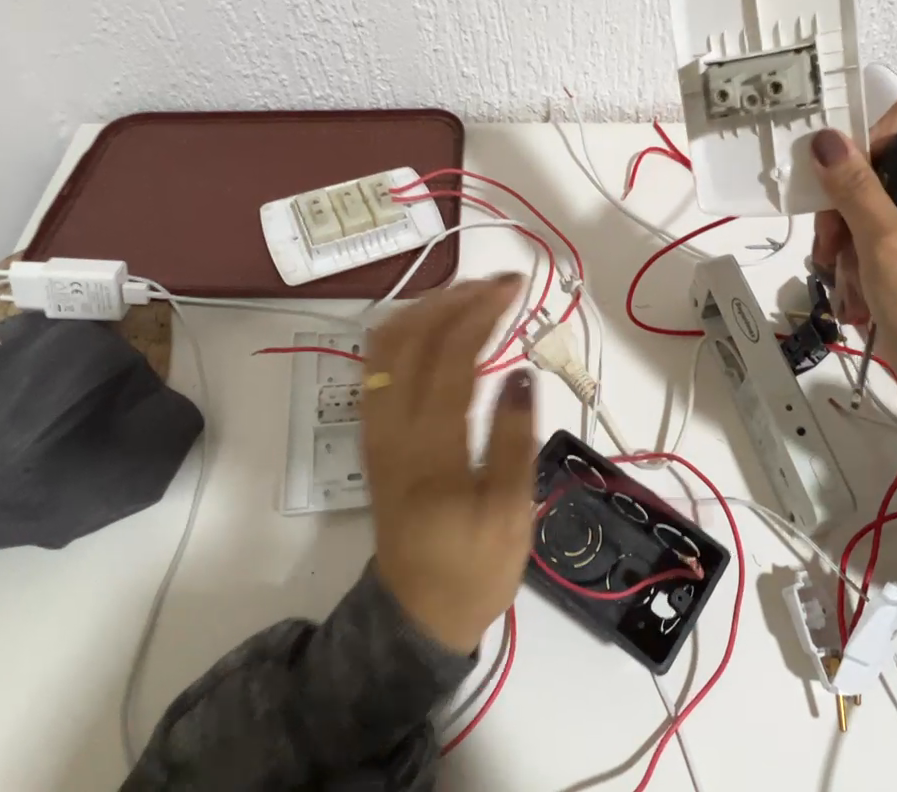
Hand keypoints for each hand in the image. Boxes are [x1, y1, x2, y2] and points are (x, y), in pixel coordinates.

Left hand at [362, 276, 538, 654]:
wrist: (415, 612)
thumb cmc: (474, 568)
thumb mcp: (510, 514)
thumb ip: (515, 439)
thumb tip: (523, 373)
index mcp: (431, 447)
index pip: (451, 355)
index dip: (482, 311)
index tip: (516, 286)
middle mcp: (393, 427)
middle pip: (411, 337)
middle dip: (455, 297)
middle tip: (500, 283)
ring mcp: (376, 430)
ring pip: (384, 345)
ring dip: (426, 308)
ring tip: (471, 295)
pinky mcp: (373, 436)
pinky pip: (377, 367)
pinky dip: (406, 332)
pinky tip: (436, 328)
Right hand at [810, 97, 896, 413]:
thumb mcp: (886, 247)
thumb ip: (854, 189)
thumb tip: (824, 138)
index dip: (868, 141)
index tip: (842, 184)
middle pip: (882, 161)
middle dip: (846, 204)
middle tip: (831, 245)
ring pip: (870, 197)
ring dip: (845, 237)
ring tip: (844, 278)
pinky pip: (876, 227)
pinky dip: (857, 254)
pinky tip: (855, 288)